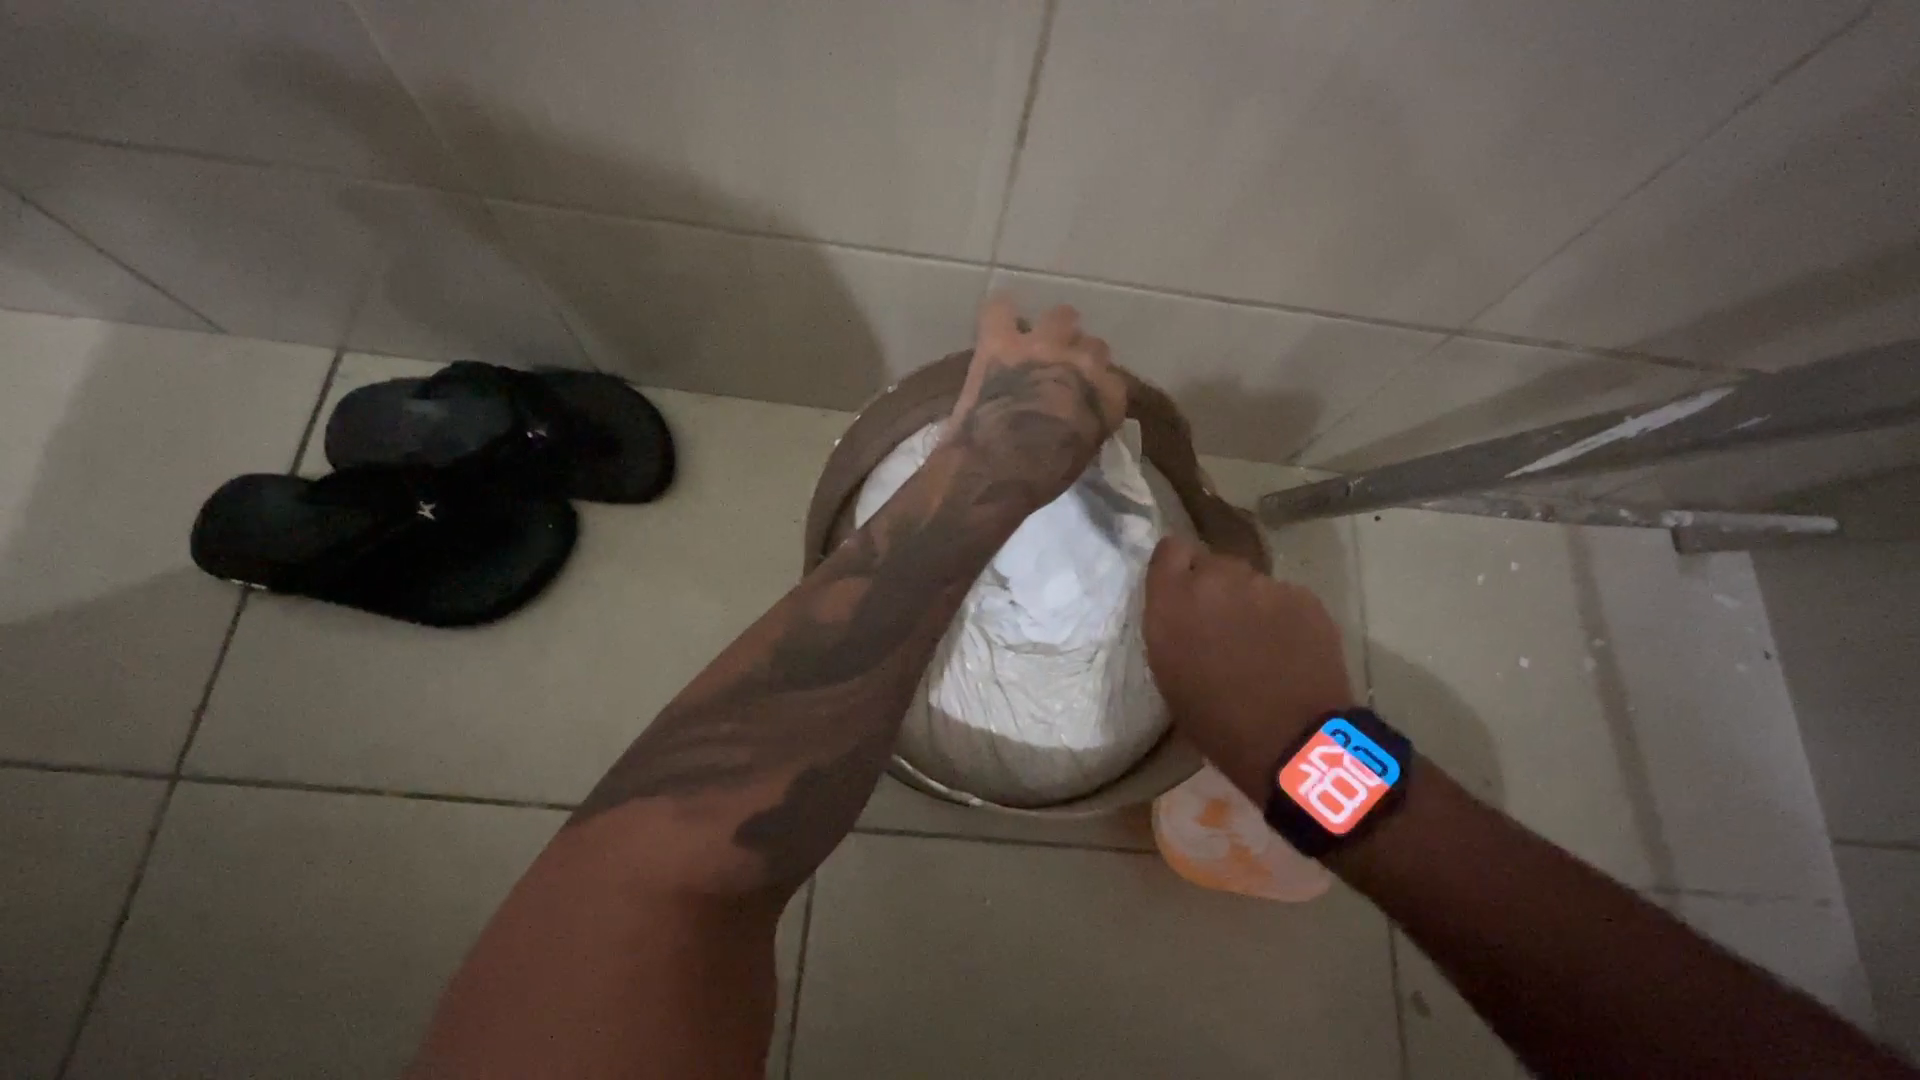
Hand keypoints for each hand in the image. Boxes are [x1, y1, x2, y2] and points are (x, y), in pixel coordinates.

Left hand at [946, 294, 1125, 510]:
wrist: (992, 470)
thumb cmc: (1038, 478)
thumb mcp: (1080, 456)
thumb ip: (1087, 427)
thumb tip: (1076, 420)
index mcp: (1108, 398)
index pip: (1113, 384)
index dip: (1096, 390)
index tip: (1084, 401)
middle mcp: (1084, 364)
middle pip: (1093, 347)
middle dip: (1079, 358)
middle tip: (1062, 373)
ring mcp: (1042, 347)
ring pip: (1062, 317)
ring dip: (1054, 330)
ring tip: (1039, 343)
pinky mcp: (1001, 342)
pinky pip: (1001, 309)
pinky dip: (1002, 314)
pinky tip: (1001, 321)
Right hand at [1143, 535, 1355, 801]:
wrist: (1292, 741)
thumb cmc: (1215, 721)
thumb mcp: (1169, 672)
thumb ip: (1171, 625)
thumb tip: (1183, 611)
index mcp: (1172, 602)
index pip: (1169, 548)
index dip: (1177, 567)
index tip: (1181, 590)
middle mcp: (1215, 580)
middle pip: (1212, 562)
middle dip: (1214, 586)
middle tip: (1222, 623)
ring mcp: (1264, 585)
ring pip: (1251, 580)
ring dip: (1249, 601)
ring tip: (1260, 640)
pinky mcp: (1304, 597)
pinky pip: (1285, 596)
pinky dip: (1284, 615)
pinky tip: (1290, 648)